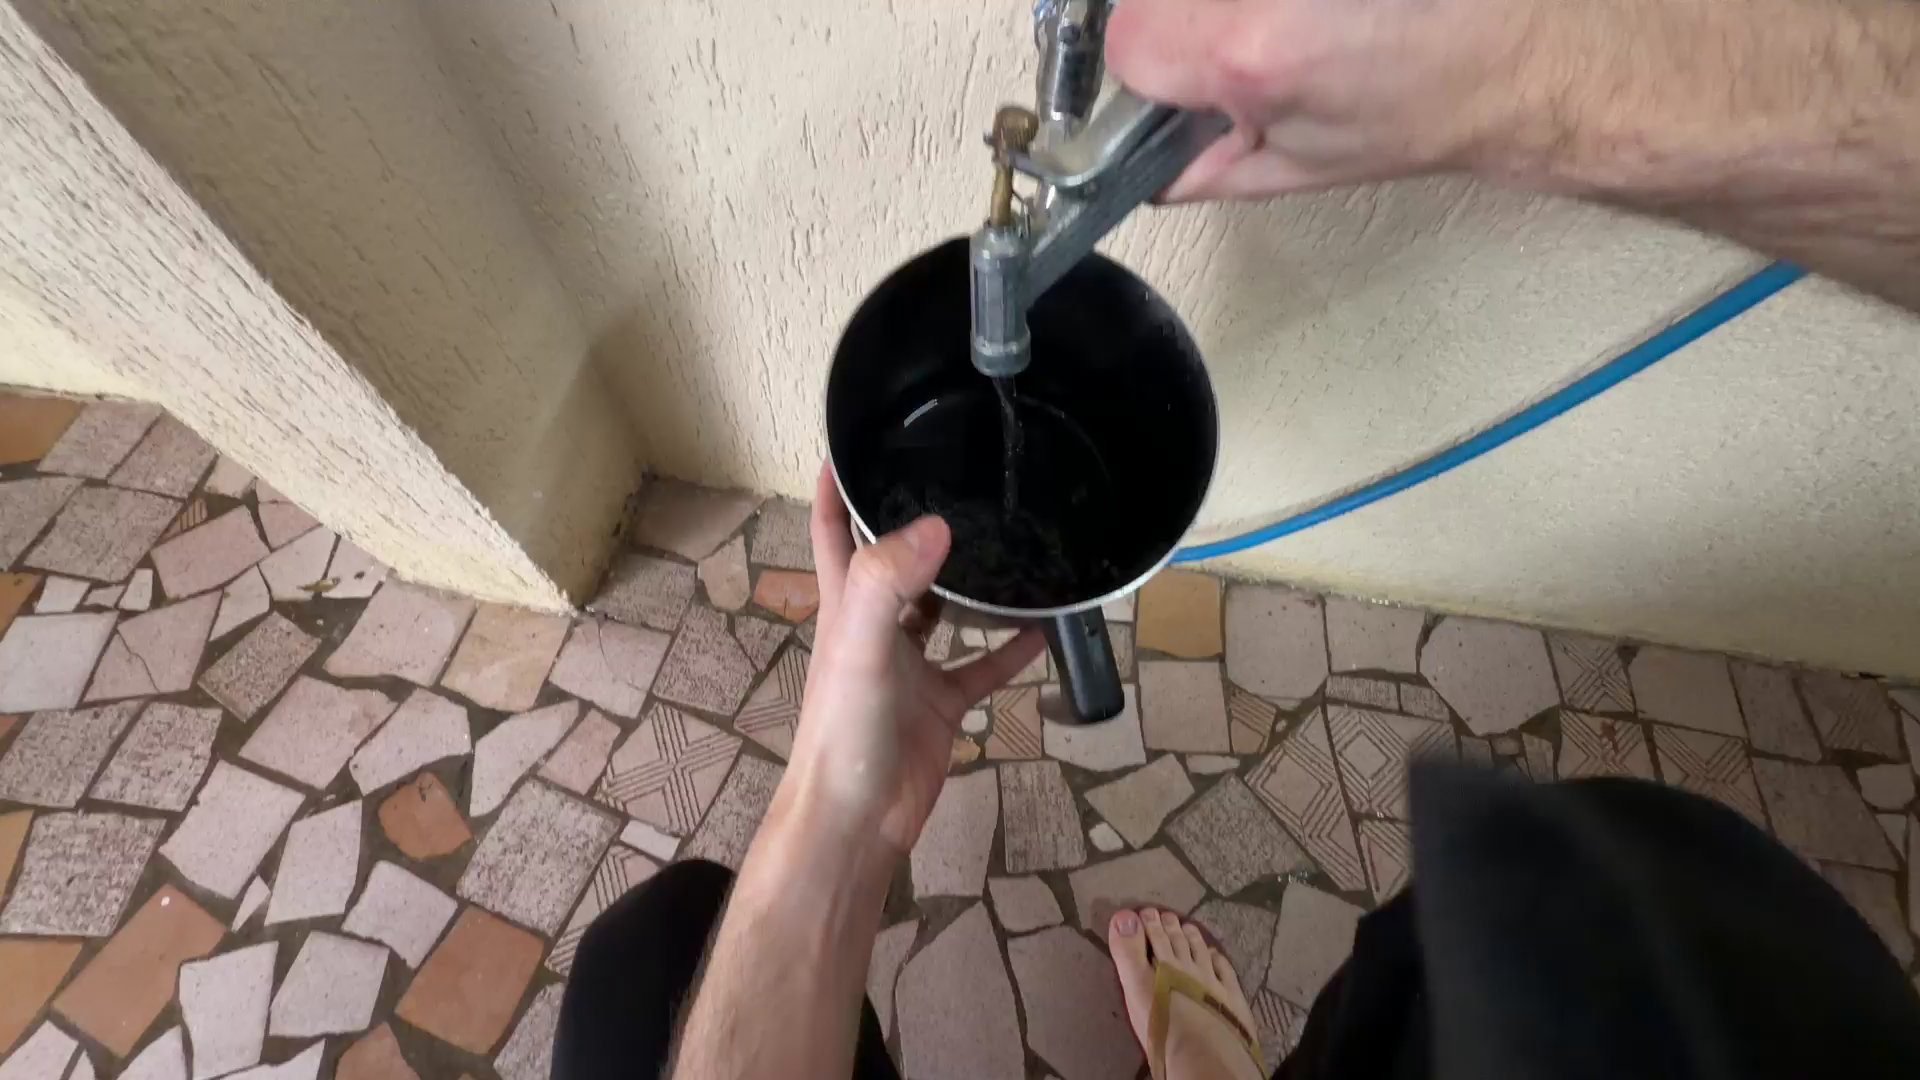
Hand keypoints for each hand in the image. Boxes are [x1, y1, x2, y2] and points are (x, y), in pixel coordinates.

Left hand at [781, 464, 1044, 853]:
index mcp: (846, 604)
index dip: (831, 485)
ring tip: (1007, 546)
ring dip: (968, 585)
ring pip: (942, 612)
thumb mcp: (860, 647)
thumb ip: (887, 584)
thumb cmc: (847, 729)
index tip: (849, 444)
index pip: (831, 528)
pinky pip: (980, 667)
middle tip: (956, 484)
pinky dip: (1007, 650)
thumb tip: (935, 526)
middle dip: (912, 524)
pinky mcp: (940, 703)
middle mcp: (876, 626)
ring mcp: (910, 666)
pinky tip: (1041, 630)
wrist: (858, 820)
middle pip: (891, 562)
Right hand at [1104, 0, 1546, 198]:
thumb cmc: (1417, 111)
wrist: (1525, 43)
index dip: (1143, 72)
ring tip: (1283, 30)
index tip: (1175, 87)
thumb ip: (1198, 175)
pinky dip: (1242, 4)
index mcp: (1249, 51)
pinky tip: (1301, 18)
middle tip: (1234, 56)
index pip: (1127, 44)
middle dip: (1173, 29)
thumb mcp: (1293, 169)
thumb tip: (1147, 173)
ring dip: (1214, 11)